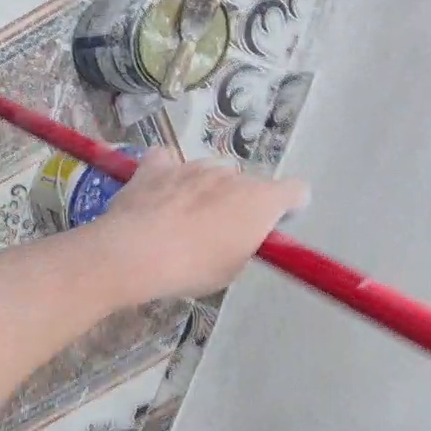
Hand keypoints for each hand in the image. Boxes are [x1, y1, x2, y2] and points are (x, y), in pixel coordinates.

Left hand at [90, 149, 309, 299]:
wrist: (135, 253)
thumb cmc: (190, 268)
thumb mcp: (229, 269)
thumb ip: (241, 246)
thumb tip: (233, 239)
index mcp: (261, 199)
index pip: (295, 191)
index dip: (286, 207)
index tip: (270, 225)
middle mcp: (230, 174)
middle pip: (244, 182)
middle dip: (235, 201)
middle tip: (213, 230)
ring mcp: (191, 166)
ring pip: (206, 171)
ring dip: (199, 188)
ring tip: (176, 217)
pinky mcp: (155, 166)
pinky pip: (165, 161)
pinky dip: (163, 172)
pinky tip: (154, 191)